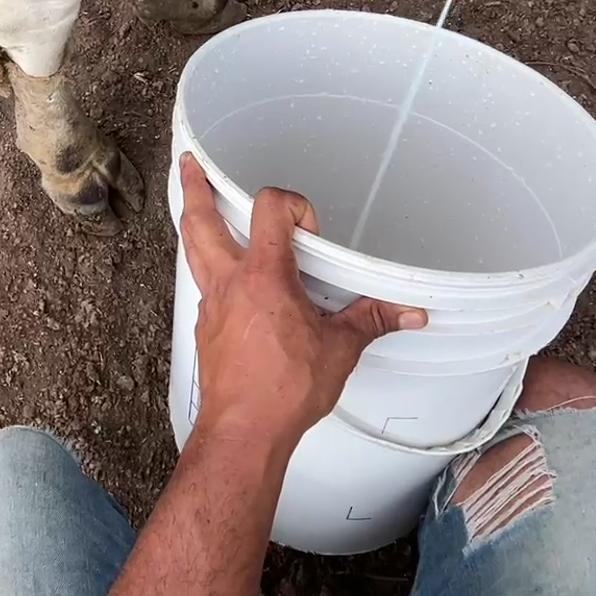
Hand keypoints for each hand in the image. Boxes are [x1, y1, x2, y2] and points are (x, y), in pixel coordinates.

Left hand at [178, 153, 424, 449]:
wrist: (242, 430)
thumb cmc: (282, 391)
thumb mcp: (338, 350)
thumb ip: (371, 319)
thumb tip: (405, 311)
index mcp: (264, 276)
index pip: (270, 209)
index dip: (292, 204)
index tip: (309, 226)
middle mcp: (230, 281)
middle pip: (202, 220)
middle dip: (194, 188)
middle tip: (190, 165)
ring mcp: (213, 302)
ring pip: (193, 248)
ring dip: (192, 221)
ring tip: (191, 202)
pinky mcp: (206, 324)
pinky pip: (202, 282)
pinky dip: (204, 264)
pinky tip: (218, 273)